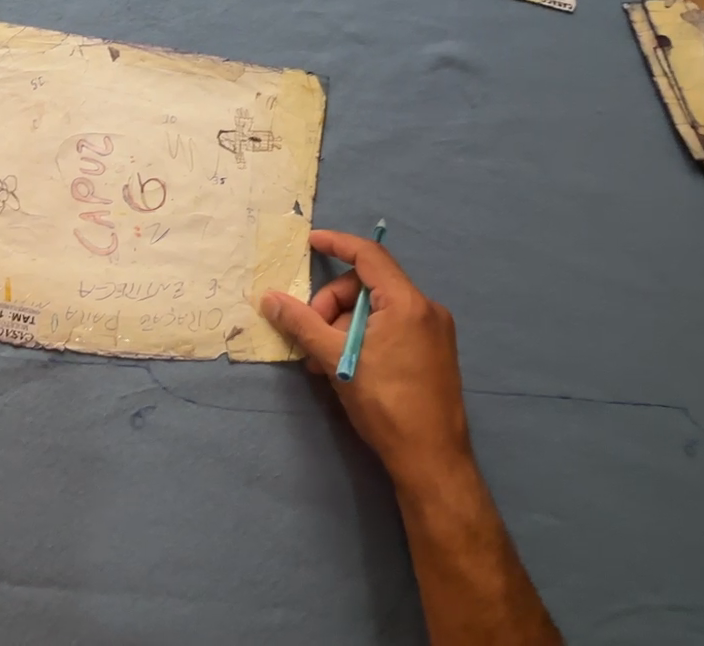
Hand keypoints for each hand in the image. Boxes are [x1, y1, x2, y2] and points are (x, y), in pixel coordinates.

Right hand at [262, 229, 472, 493]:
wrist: (432, 460)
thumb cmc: (385, 403)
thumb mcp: (335, 359)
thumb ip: (301, 323)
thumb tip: (269, 298)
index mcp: (407, 303)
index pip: (368, 256)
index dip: (337, 244)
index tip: (310, 242)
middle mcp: (426, 309)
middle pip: (367, 286)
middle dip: (332, 305)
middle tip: (311, 337)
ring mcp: (433, 331)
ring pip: (376, 309)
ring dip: (343, 326)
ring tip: (323, 361)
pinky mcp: (434, 352)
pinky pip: (391, 327)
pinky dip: (363, 336)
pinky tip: (345, 365)